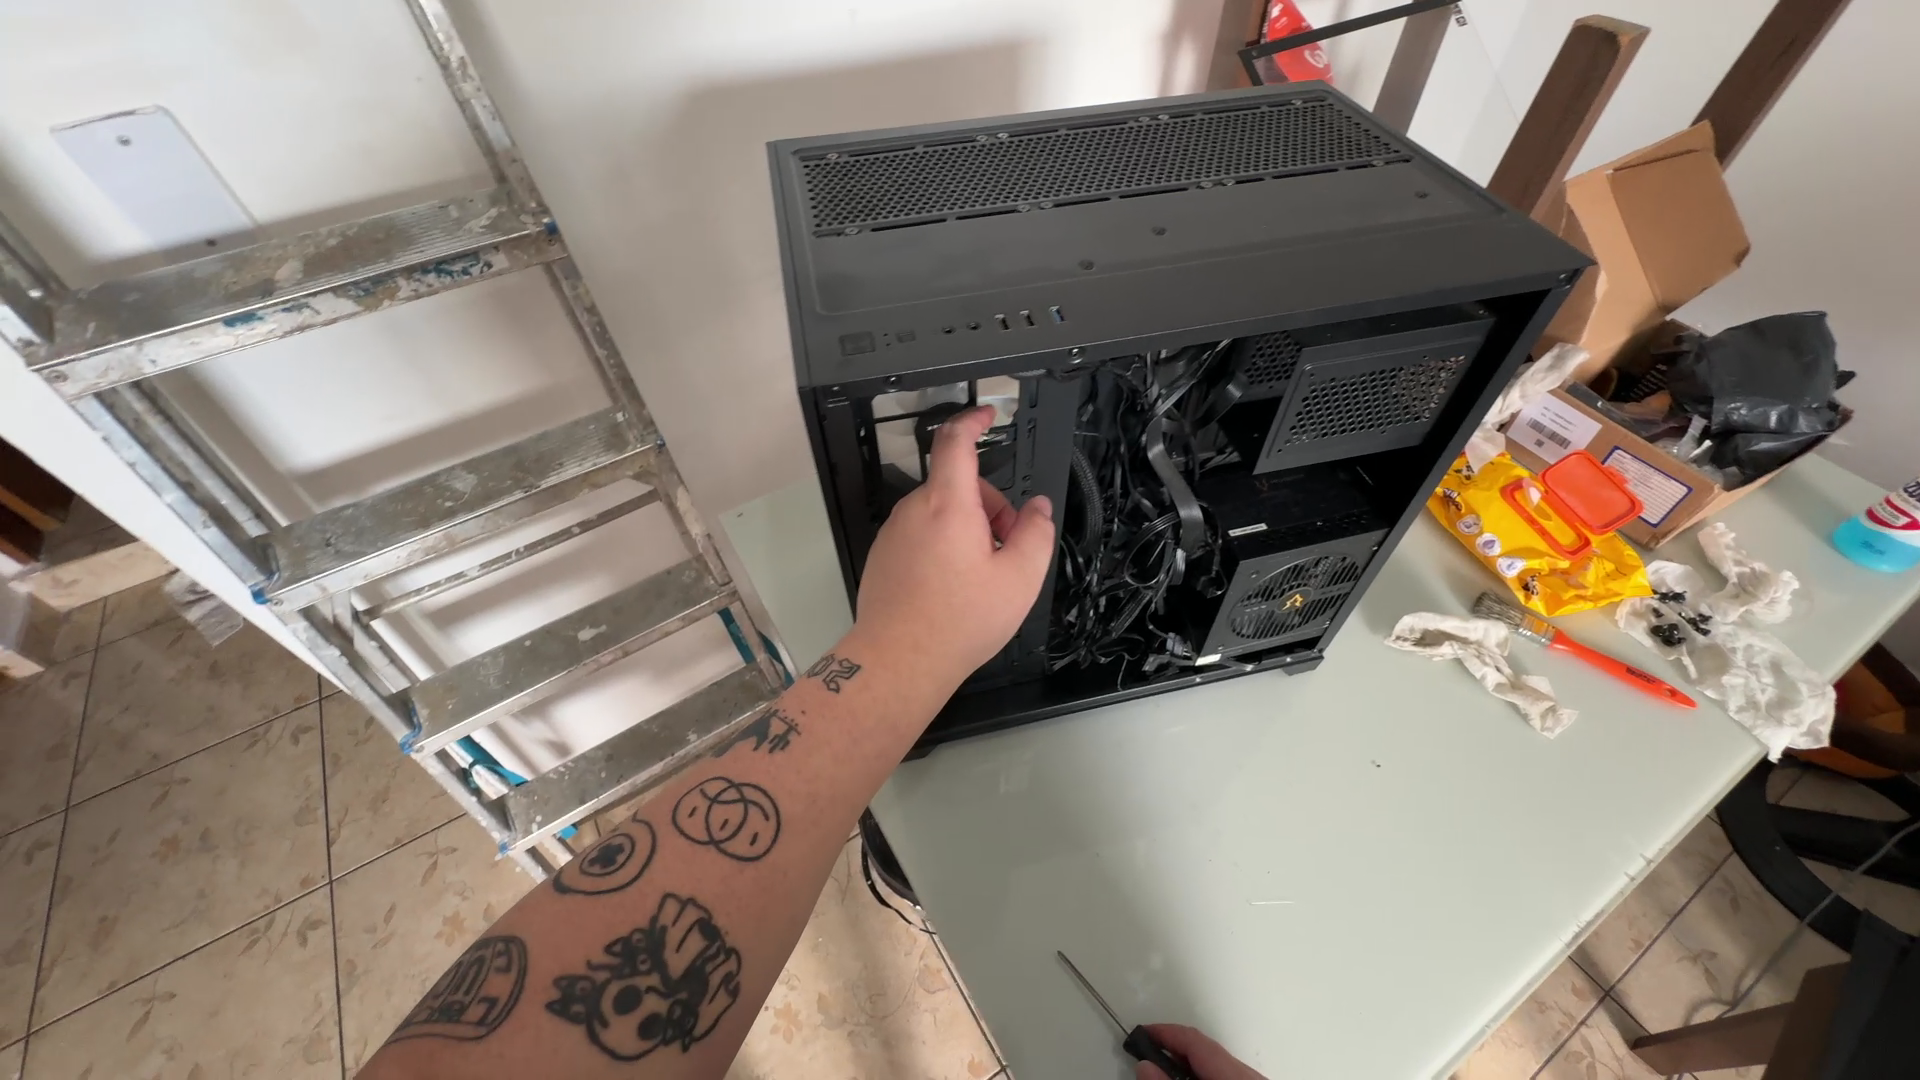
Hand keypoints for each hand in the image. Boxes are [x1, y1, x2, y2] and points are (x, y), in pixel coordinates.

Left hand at [850, 405, 1054, 688]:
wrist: (899, 660)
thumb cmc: (954, 623)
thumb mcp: (1019, 578)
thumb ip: (1037, 533)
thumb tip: (1039, 509)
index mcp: (948, 506)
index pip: (955, 440)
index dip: (974, 419)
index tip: (988, 415)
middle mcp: (914, 511)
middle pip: (958, 485)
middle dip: (990, 506)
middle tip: (1006, 548)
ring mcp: (894, 533)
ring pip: (940, 512)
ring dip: (967, 529)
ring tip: (979, 576)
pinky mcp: (884, 555)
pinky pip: (921, 534)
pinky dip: (943, 545)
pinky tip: (952, 587)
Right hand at [1136, 1025, 1267, 1079]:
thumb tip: (1145, 1066)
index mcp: (1235, 1070)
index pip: (1193, 1038)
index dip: (1164, 1032)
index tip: (1142, 1032)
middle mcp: (1249, 1072)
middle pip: (1205, 1048)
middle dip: (1175, 1047)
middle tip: (1150, 1052)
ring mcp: (1254, 1079)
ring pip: (1217, 1061)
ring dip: (1189, 1062)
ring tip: (1167, 1069)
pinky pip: (1227, 1071)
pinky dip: (1205, 1072)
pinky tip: (1192, 1079)